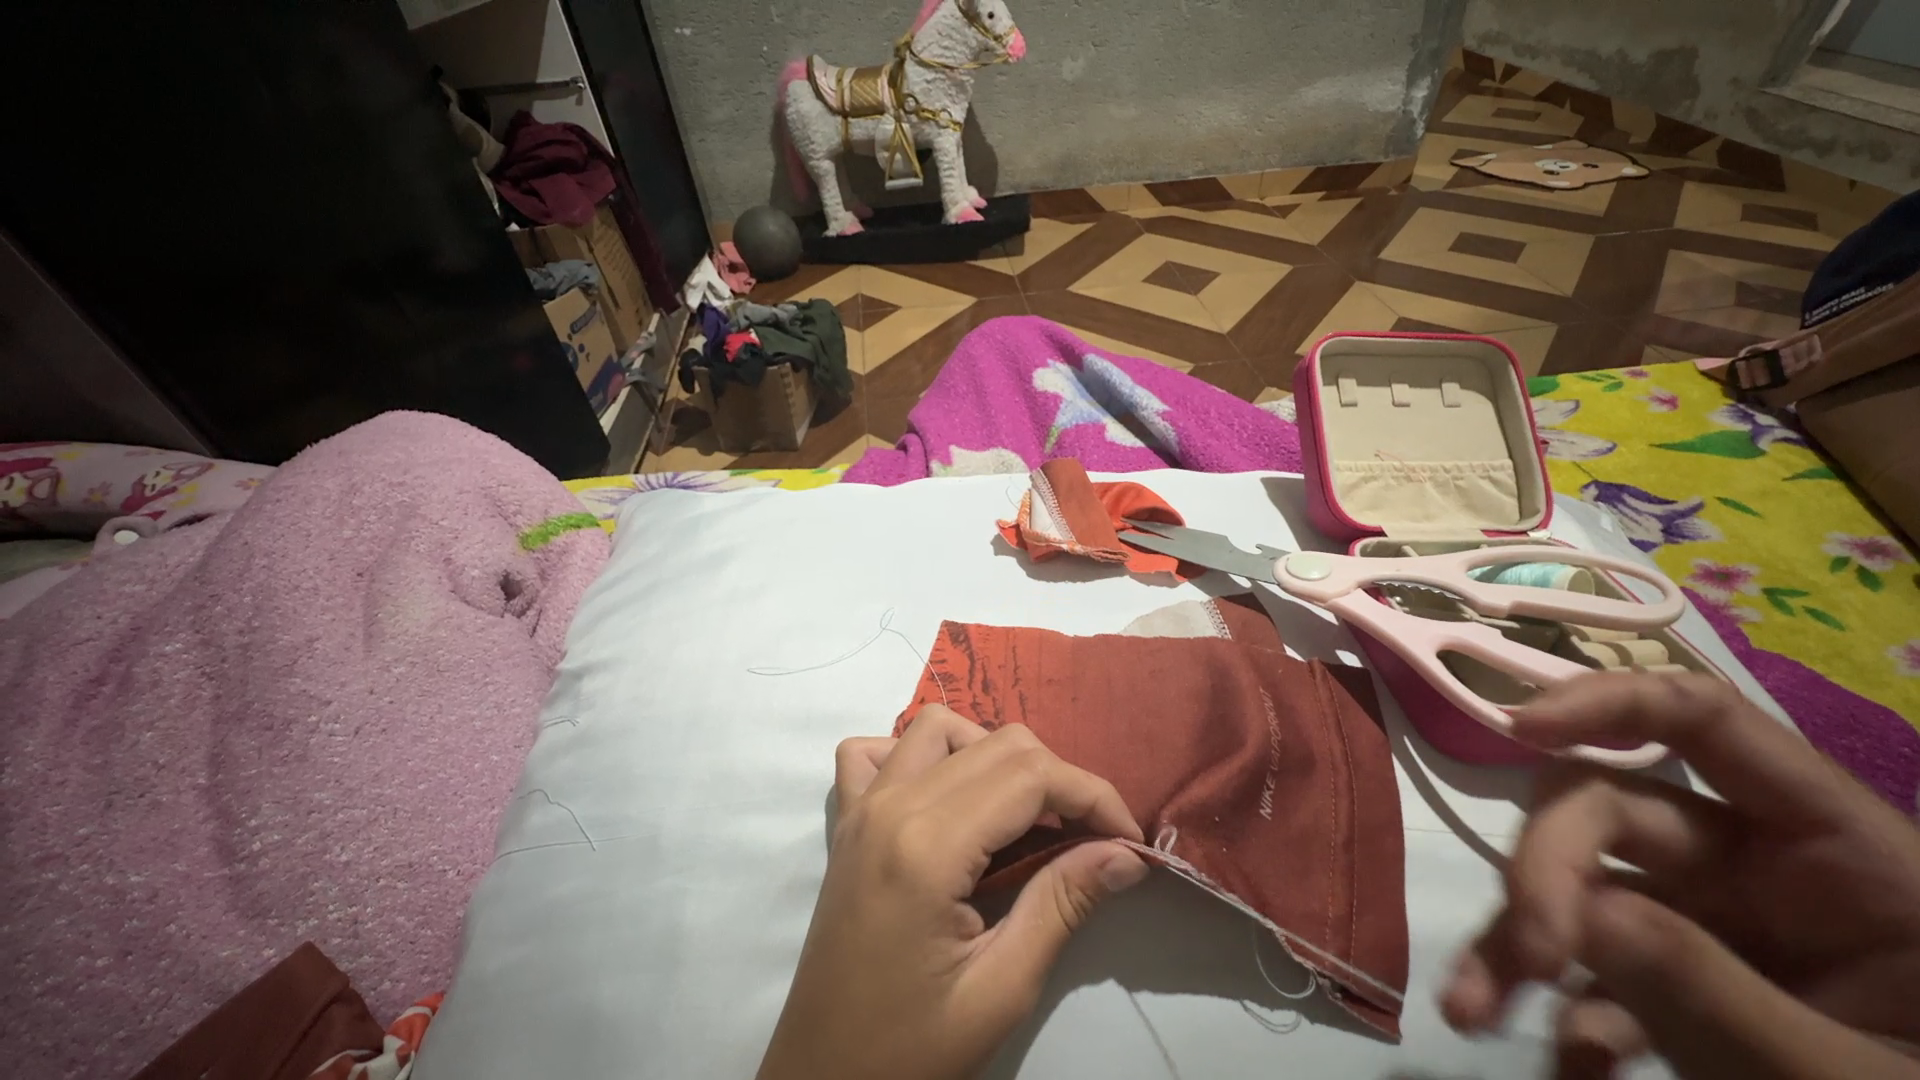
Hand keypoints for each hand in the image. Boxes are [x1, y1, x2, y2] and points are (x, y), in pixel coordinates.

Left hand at [757, 705, 1148, 1079]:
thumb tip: (1127, 853)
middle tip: (1089, 837)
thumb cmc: (912, 1046)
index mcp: (928, 846)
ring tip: (1024, 814)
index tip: (1129, 840)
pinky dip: (920, 754)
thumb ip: (1062, 904)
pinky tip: (945, 795)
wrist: (822, 1074)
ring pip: (939, 728)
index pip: (1031, 776)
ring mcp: (861, 807)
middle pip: (997, 743)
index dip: (1094, 796)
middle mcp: (891, 805)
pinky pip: (877, 751)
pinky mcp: (847, 821)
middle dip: (1059, 779)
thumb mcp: (1001, 988)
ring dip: (995, 755)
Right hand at [1441, 674, 1919, 1078]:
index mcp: (1838, 853)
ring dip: (1517, 943)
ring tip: (1473, 1013)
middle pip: (1609, 810)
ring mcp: (1709, 926)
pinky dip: (1561, 1011)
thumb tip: (1578, 908)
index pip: (1708, 723)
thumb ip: (1721, 997)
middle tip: (1526, 955)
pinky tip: (1569, 1068)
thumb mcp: (1854, 1078)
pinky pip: (1591, 971)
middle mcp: (1756, 868)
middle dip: (1546, 868)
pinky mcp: (1676, 987)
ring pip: (1577, 890)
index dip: (1609, 701)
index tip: (1517, 726)